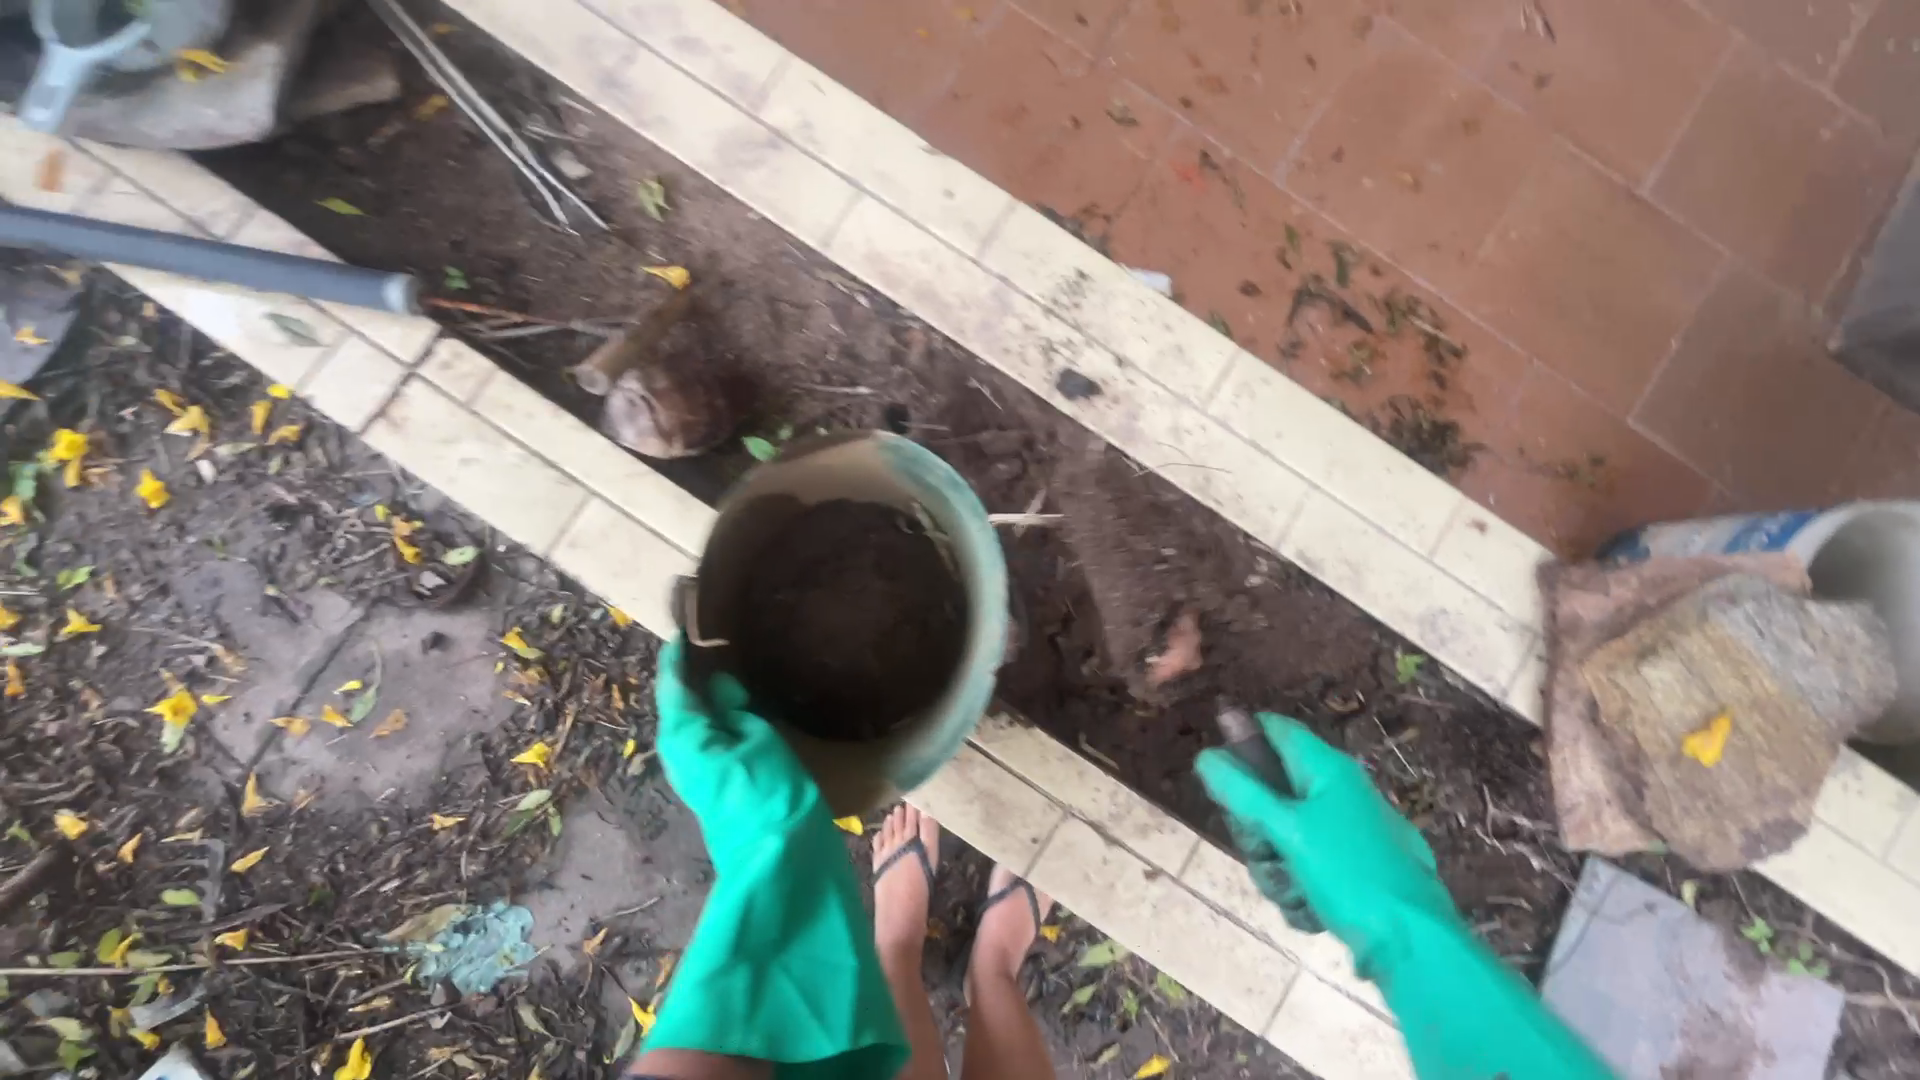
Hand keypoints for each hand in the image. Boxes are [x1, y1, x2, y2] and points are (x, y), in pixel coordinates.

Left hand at [655, 638, 826, 866]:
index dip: (678, 654)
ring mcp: (690, 769)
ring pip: (692, 720)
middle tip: (709, 639)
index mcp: (682, 734)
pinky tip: (734, 702)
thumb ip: (737, 709)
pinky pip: (704, 736)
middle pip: (678, 702)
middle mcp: (676, 750)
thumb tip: (721, 687)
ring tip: (725, 664)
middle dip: (690, 672)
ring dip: (704, 695)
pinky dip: (714, 715)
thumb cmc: (768, 791)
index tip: (685, 625)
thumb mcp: (760, 738)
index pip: (673, 683)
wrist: (776, 858)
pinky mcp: (707, 781)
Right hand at [1195, 713, 1456, 972]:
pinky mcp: (1344, 872)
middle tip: (1264, 848)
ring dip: (1273, 868)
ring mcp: (1340, 835)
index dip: (1241, 745)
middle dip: (1254, 828)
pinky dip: (1296, 891)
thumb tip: (1205, 754)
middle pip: (1266, 791)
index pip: (1270, 729)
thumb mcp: (1287, 829)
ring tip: (1295, 890)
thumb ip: (1241, 791)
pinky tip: (1312, 909)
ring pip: (1277, 837)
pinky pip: (1297, 869)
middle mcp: (1333, 793)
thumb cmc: (1351, 875)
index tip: (1223, 781)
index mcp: (1326, 768)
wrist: (1417, 949)